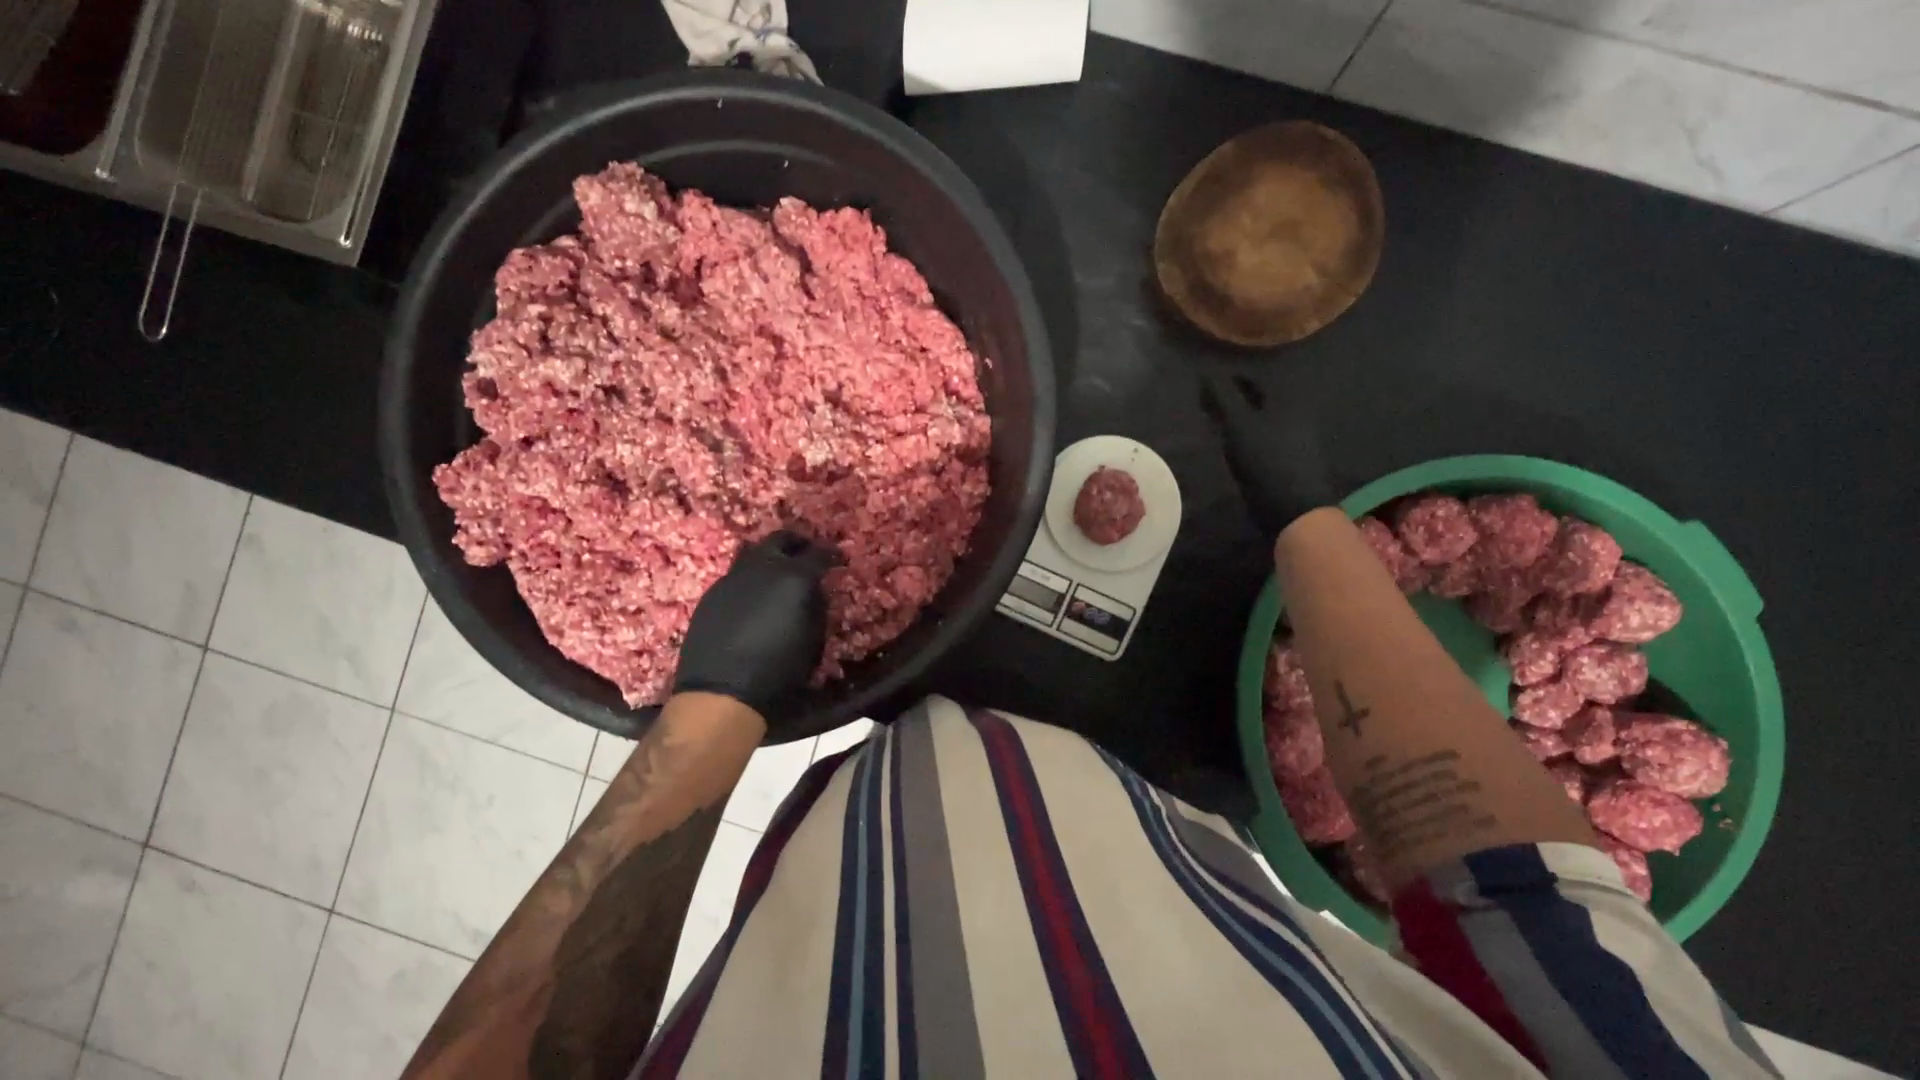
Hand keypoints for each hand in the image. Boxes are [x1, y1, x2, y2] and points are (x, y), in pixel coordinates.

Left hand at [672, 530, 837, 728]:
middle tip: (806, 554)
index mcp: (794, 577)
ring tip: (776, 570)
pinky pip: (735, 574)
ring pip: (752, 551)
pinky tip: (752, 597)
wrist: (723, 692)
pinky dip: (749, 578)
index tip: (837, 558)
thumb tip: (814, 590)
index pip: (819, 553)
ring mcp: (732, 577)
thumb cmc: (780, 671)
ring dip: (768, 556)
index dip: (831, 553)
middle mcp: (763, 567)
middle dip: (797, 543)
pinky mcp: (711, 592)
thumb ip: (816, 606)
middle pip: (781, 539)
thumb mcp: (814, 640)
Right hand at [1199, 370, 1339, 536]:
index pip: (1254, 375)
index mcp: (1287, 396)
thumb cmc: (1266, 461)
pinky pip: (1266, 433)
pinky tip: (1233, 442)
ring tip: (1216, 421)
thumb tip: (1205, 370)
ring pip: (1263, 414)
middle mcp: (1297, 409)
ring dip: (1241, 415)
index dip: (1230, 375)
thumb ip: (1222, 397)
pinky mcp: (1293, 455)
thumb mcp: (1238, 426)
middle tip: (1208, 400)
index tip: (1206, 381)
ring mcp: (1298, 433)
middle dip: (1235, 395)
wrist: (1294, 508)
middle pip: (1261, 394)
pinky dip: (1248, 432)